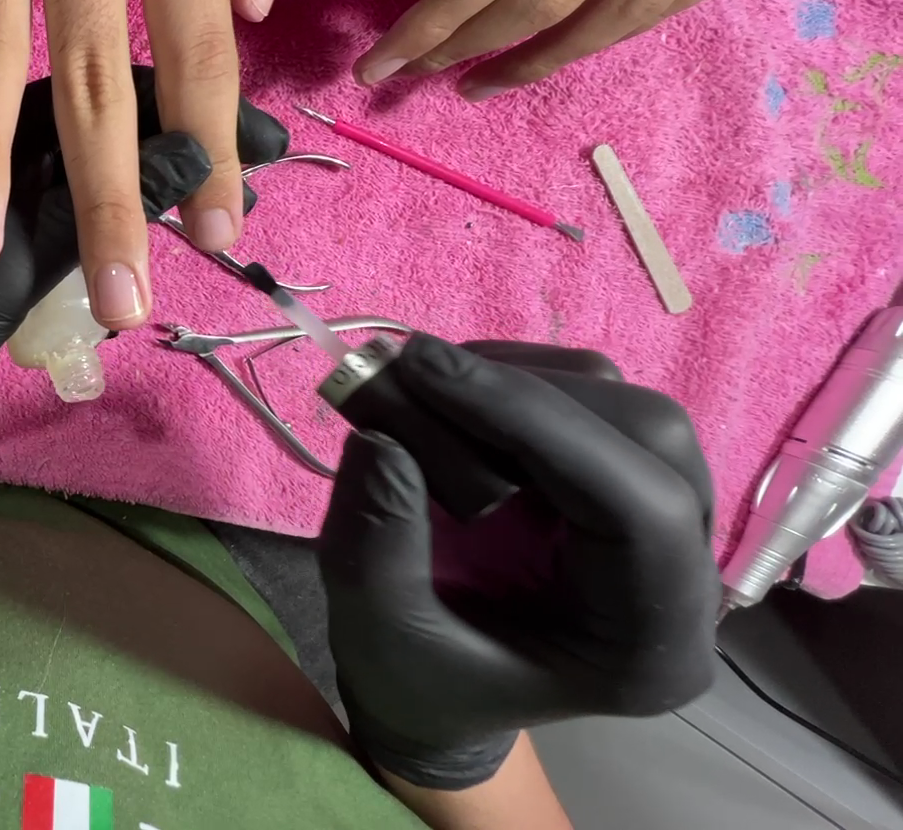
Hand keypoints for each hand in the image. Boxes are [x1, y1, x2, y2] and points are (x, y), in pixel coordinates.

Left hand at [0, 67, 287, 476]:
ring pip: (95, 164)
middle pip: (109, 123)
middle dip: (182, 142)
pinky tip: (158, 223)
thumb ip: (93, 207)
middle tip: (259, 164)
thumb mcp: (15, 263)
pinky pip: (71, 203)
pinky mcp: (3, 227)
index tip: (255, 141)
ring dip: (154, 176)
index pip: (104, 92)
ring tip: (220, 197)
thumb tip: (188, 156)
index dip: (185, 110)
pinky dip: (116, 212)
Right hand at [319, 336, 719, 788]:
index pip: (635, 505)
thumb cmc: (413, 675)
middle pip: (643, 437)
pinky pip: (585, 402)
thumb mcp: (376, 624)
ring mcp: (653, 527)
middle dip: (520, 392)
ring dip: (512, 376)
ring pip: (618, 406)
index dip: (531, 420)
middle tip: (406, 373)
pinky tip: (447, 397)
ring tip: (418, 384)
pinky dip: (508, 380)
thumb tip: (378, 435)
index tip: (419, 367)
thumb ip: (377, 539)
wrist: (430, 688)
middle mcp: (679, 577)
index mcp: (644, 643)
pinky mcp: (610, 487)